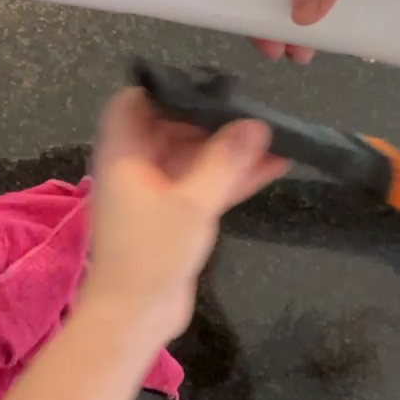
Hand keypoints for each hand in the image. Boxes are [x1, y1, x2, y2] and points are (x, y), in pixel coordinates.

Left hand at [81, 88, 287, 340]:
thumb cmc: (151, 253)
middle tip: (252, 109)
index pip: (131, 104)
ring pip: (192, 159)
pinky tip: (276, 166)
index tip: (205, 85)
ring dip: (228, 149)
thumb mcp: (192, 202)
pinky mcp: (171, 218)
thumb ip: (225, 161)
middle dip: (210, 119)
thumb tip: (256, 124)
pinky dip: (232, 177)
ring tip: (275, 135)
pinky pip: (202, 186)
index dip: (162, 90)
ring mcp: (153, 194)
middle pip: (169, 128)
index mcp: (123, 155)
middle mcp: (134, 168)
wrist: (134, 314)